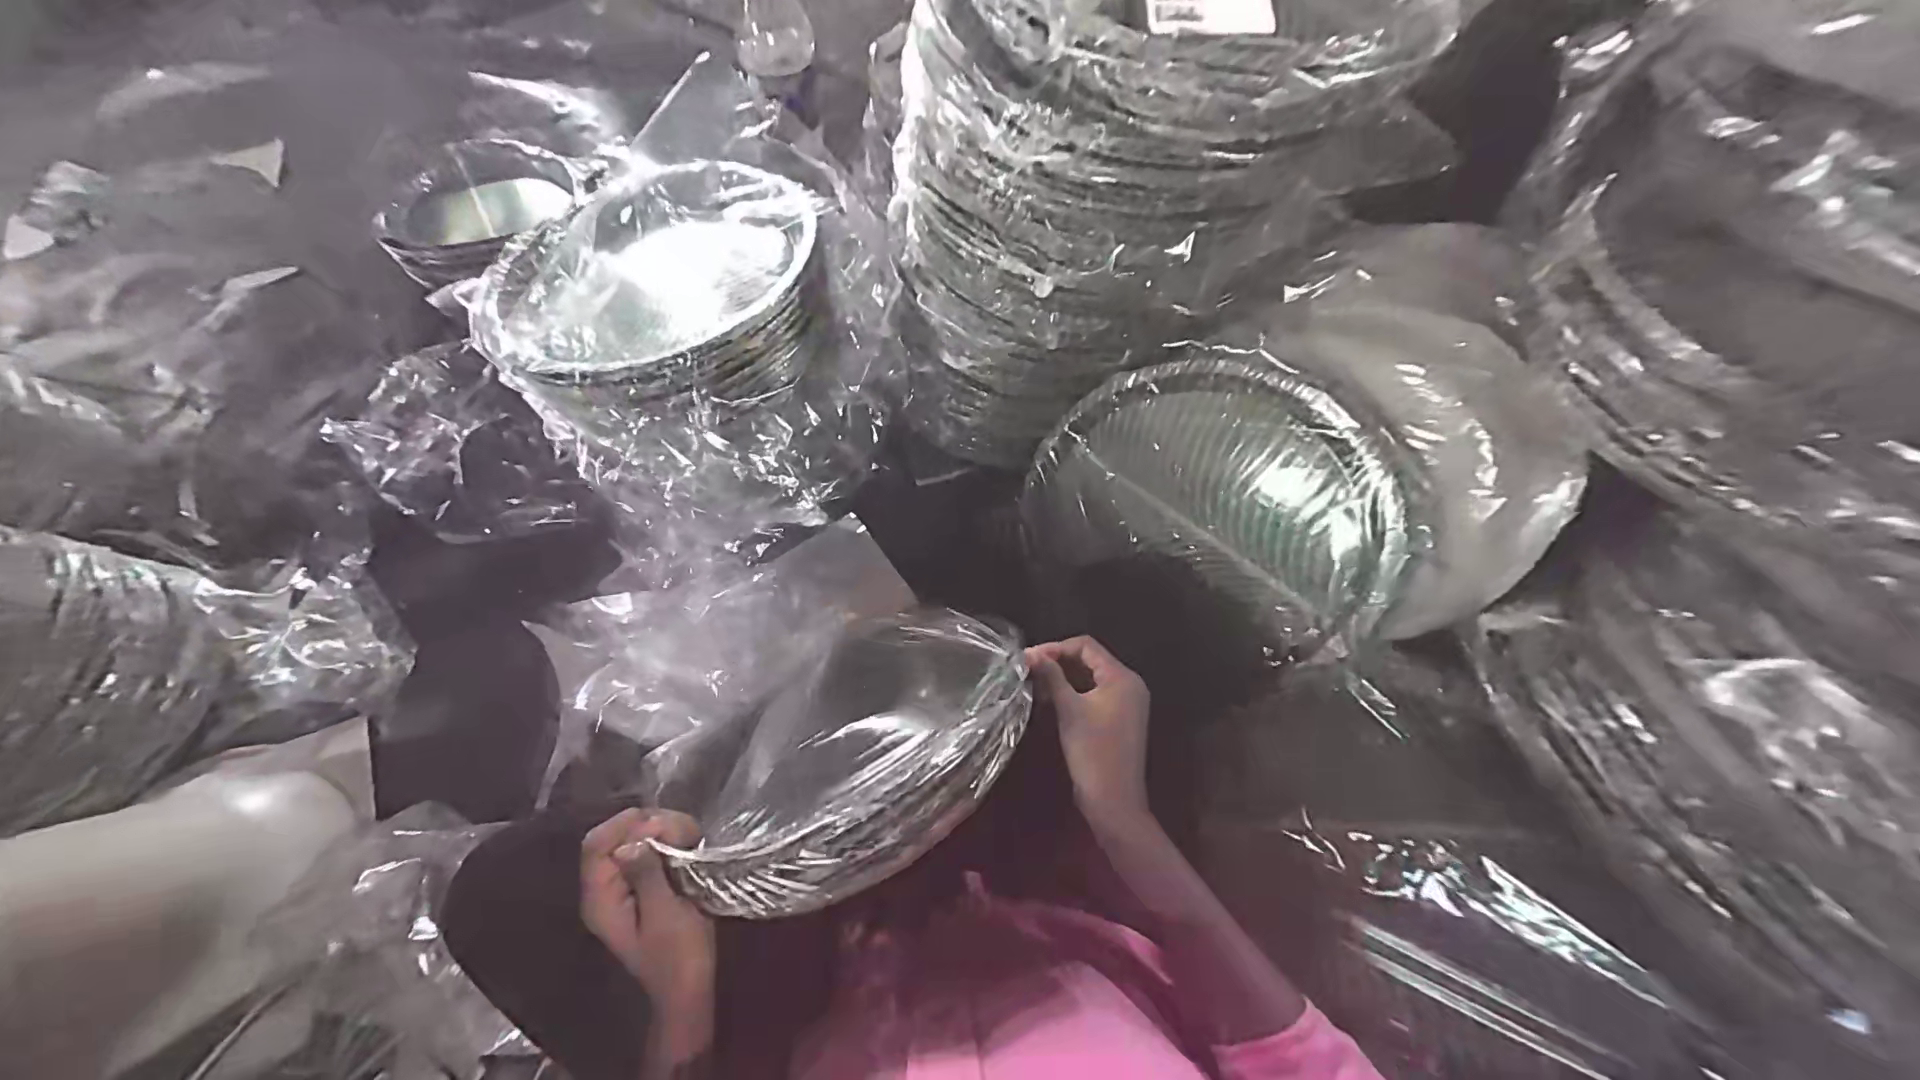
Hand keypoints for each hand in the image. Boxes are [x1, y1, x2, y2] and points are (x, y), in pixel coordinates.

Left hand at [580, 809, 715, 1013]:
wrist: (688, 985)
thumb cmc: (676, 955)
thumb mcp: (665, 913)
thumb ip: (647, 874)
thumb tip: (632, 841)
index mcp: (601, 898)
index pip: (595, 844)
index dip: (625, 825)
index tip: (661, 825)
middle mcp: (607, 885)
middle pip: (617, 833)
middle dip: (651, 825)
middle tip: (685, 834)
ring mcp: (627, 881)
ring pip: (638, 834)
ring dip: (667, 828)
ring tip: (692, 839)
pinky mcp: (646, 879)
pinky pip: (653, 845)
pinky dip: (673, 837)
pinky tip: (691, 844)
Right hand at [1026, 636, 1152, 826]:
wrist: (1113, 800)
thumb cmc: (1093, 751)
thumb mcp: (1070, 709)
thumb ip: (1052, 676)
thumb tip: (1029, 654)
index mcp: (1123, 677)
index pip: (1086, 646)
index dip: (1056, 647)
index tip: (1029, 658)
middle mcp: (1129, 685)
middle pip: (1089, 660)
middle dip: (1057, 661)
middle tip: (1028, 668)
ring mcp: (1125, 703)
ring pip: (1089, 678)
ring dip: (1062, 678)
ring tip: (1033, 682)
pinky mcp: (1117, 719)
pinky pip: (1093, 694)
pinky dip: (1072, 693)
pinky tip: (1048, 699)